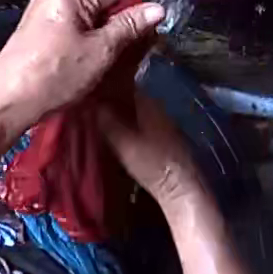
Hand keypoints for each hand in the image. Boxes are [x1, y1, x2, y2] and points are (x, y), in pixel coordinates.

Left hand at [0, 0, 164, 128]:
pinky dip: (83, 44)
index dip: (133, 12)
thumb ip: (129, 28)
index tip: (140, 39)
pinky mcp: (36, 32)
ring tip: (105, 66)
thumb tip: (158, 9)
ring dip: (101, 38)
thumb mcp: (100, 52)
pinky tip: (85, 67)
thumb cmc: (53, 76)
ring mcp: (42, 13)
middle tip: (126, 57)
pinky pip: (71, 29)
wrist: (5, 103)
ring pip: (87, 18)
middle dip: (118, 26)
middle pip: (101, 1)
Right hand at [96, 88, 209, 209]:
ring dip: (121, 115)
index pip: (125, 86)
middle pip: (130, 99)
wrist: (182, 188)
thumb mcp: (123, 143)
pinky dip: (130, 126)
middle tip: (91, 107)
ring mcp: (164, 123)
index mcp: (149, 103)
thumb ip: (106, 122)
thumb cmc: (152, 163)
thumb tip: (91, 102)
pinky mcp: (166, 139)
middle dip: (112, 102)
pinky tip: (119, 135)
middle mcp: (158, 108)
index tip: (90, 92)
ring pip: (136, 112)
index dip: (107, 88)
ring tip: (100, 120)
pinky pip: (142, 125)